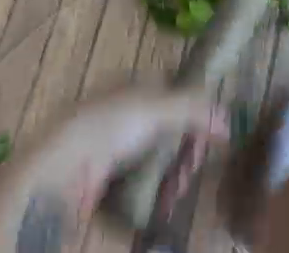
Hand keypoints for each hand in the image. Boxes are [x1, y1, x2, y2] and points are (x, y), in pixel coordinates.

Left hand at [19, 85, 227, 216]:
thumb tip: (228, 120)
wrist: (60, 172)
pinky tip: (164, 203)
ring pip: (158, 159)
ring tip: (176, 191)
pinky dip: (156, 194)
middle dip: (187, 149)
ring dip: (174, 174)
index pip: (175, 89)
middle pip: (170, 129)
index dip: (196, 107)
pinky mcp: (107, 179)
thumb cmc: (109, 125)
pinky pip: (142, 184)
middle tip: (192, 167)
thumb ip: (196, 109)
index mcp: (133, 85)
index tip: (211, 131)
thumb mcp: (158, 106)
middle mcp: (124, 112)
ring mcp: (114, 147)